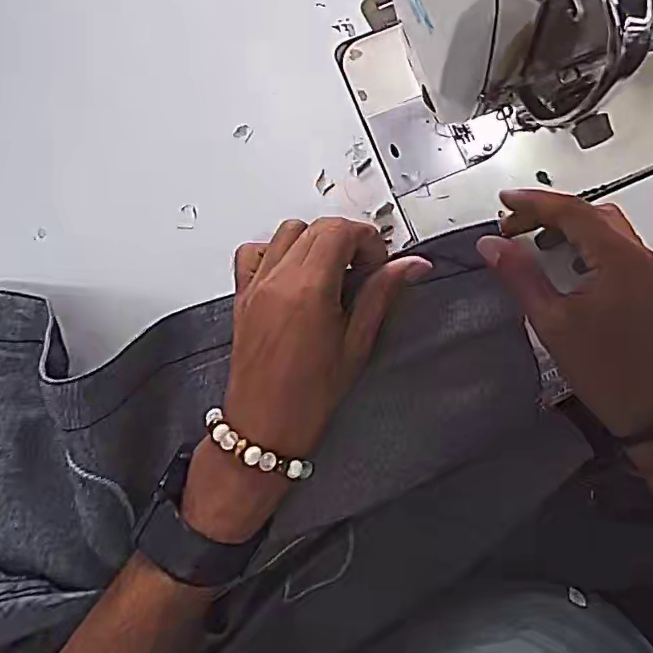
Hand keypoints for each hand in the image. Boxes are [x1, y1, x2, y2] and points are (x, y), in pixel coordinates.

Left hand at [181, 218, 431, 542]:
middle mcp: (278, 280)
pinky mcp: (243, 295)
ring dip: (315, 240)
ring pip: (288, 230)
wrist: (264, 426)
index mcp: (309, 289)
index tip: (378, 262)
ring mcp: (257, 285)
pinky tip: (293, 272)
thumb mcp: (357, 344)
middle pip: (317, 226)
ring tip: (331, 271)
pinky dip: (275, 251)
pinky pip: (254, 251)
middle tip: (362, 269)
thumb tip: (409, 267)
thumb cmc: (307, 397)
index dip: (368, 240)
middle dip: (347, 239)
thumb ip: (382, 295)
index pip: (340, 230)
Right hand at [476, 189, 652, 436]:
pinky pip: (610, 245)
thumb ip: (520, 276)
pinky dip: (581, 242)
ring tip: (532, 240)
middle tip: (513, 224)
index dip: (533, 202)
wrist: (649, 410)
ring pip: (600, 226)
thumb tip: (494, 246)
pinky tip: (560, 261)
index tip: (506, 202)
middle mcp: (636, 257)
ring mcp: (642, 269)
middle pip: (587, 212)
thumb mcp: (551, 321)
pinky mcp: (641, 284)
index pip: (571, 210)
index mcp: (618, 258)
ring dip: (565, 225)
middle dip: (546, 212)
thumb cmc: (610, 372)